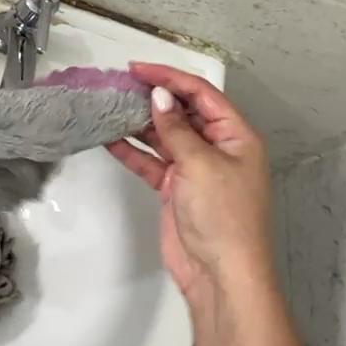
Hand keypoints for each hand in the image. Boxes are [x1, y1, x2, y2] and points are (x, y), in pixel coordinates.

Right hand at [107, 63, 275, 312]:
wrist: (221, 276)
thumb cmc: (224, 218)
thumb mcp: (201, 165)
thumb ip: (177, 128)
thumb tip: (159, 96)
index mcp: (236, 136)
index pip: (201, 94)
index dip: (170, 78)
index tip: (137, 70)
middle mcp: (216, 148)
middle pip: (182, 112)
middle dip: (152, 97)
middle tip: (119, 83)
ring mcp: (195, 169)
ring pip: (164, 135)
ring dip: (139, 121)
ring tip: (110, 104)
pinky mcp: (176, 188)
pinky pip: (151, 161)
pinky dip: (132, 150)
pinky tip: (110, 138)